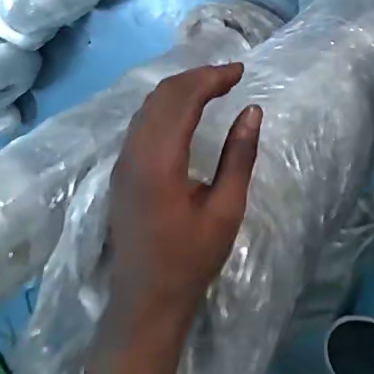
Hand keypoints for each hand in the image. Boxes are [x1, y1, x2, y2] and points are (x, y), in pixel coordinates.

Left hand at [105, 64, 261, 326]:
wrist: (145, 302)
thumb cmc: (191, 259)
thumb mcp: (226, 209)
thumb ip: (239, 156)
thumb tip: (252, 110)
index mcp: (159, 161)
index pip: (183, 99)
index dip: (212, 78)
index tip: (241, 71)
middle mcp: (134, 153)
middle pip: (163, 95)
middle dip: (198, 76)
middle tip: (231, 75)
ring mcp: (123, 161)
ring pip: (149, 105)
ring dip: (181, 87)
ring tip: (214, 85)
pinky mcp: (122, 170)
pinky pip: (142, 120)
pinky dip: (168, 103)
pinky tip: (188, 108)